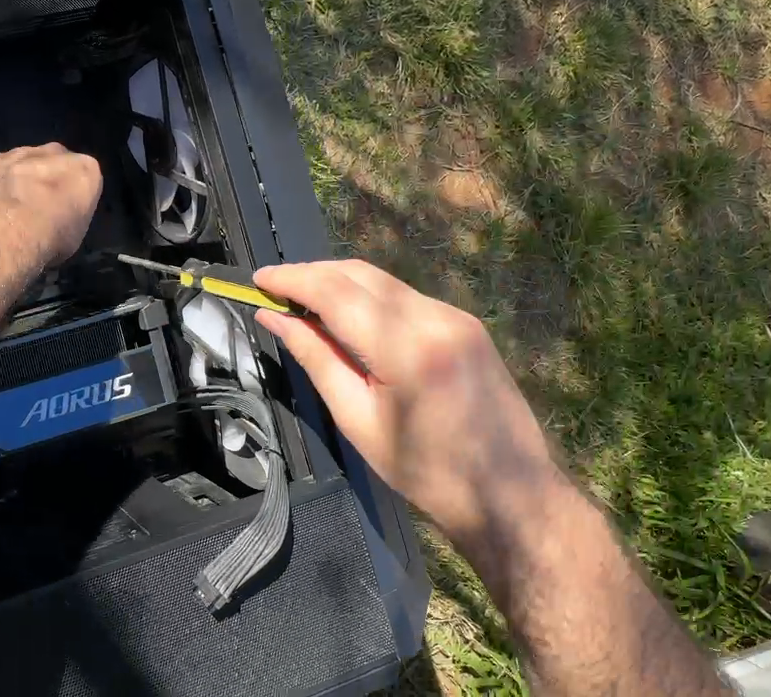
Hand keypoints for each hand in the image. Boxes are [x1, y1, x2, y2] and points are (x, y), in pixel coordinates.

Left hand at [0, 144, 102, 267]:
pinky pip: (0, 170)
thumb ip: (69, 213)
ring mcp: (21, 152)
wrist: (5, 230)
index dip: (74, 196)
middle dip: (48, 180)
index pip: (84, 178)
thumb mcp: (76, 232)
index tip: (64, 212)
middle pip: (55, 163)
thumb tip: (57, 216)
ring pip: (25, 162)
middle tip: (38, 208)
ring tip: (10, 209)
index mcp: (85, 168)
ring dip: (20, 179)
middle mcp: (55, 152)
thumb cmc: (51, 236)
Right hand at [252, 260, 566, 548]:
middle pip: (357, 274)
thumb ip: (314, 356)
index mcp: (406, 348)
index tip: (257, 280)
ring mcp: (455, 317)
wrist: (512, 496)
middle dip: (310, 274)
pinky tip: (346, 316)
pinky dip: (366, 296)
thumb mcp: (356, 417)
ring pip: (380, 280)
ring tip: (302, 301)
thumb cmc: (425, 470)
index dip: (291, 280)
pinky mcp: (465, 324)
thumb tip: (273, 316)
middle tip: (274, 289)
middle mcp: (434, 319)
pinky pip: (402, 295)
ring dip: (336, 282)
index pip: (334, 292)